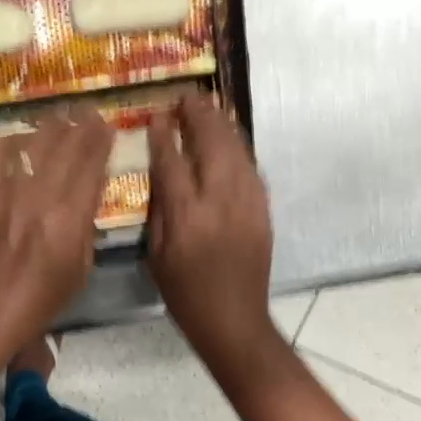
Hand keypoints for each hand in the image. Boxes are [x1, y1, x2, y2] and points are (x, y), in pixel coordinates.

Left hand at [0, 107, 113, 348]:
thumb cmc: (43, 299)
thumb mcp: (80, 269)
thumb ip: (86, 228)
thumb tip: (90, 196)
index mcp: (69, 218)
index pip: (90, 167)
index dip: (101, 143)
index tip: (109, 127)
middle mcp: (39, 197)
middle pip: (64, 148)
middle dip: (81, 127)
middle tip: (89, 114)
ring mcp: (7, 194)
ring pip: (32, 145)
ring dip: (50, 127)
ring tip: (61, 117)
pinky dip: (7, 143)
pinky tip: (17, 140)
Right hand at [147, 93, 277, 366]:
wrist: (234, 321)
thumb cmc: (186, 296)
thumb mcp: (156, 257)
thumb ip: (158, 212)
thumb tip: (160, 174)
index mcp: (186, 218)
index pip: (172, 161)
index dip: (162, 136)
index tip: (156, 117)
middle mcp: (219, 203)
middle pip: (211, 143)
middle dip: (198, 116)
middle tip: (186, 99)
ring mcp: (247, 205)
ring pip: (236, 150)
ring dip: (221, 125)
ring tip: (208, 110)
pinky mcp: (264, 211)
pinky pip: (251, 169)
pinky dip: (239, 150)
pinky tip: (230, 142)